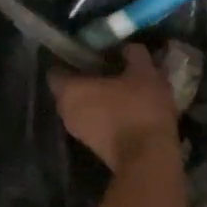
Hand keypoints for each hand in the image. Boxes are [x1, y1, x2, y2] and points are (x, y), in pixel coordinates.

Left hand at [47, 43, 179, 170]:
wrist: (149, 158)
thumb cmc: (140, 109)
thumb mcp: (144, 73)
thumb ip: (134, 55)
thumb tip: (129, 48)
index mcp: (69, 89)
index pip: (57, 69)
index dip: (74, 61)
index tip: (94, 57)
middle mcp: (66, 112)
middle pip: (72, 92)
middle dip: (90, 84)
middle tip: (113, 74)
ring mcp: (79, 134)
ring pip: (85, 111)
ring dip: (101, 104)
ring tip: (125, 96)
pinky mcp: (96, 150)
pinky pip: (97, 127)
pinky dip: (109, 121)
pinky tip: (131, 115)